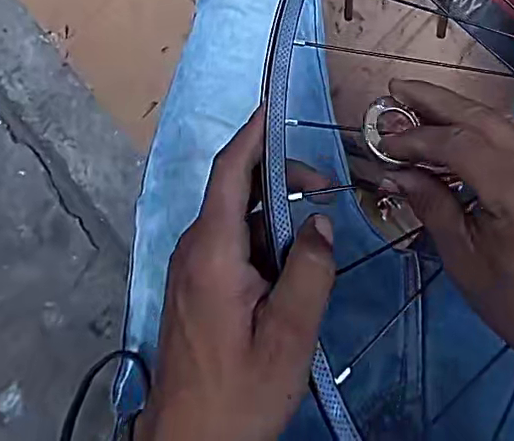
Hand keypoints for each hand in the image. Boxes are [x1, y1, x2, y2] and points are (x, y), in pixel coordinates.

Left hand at [138, 109, 335, 440]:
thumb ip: (309, 273)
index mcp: (213, 248)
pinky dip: (263, 233)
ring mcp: (193, 262)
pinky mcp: (197, 280)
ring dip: (274, 208)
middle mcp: (196, 244)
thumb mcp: (288, 338)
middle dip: (278, 174)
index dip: (251, 133)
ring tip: (315, 218)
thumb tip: (320, 222)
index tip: (273, 106)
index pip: (230, 170)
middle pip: (235, 188)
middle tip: (324, 185)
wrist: (188, 440)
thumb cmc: (237, 392)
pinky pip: (231, 238)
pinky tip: (291, 253)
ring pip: (235, 215)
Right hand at [381, 79, 513, 440]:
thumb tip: (393, 173)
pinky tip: (458, 125)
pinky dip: (482, 123)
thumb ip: (431, 206)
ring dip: (455, 107)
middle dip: (432, 100)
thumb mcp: (466, 263)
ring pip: (500, 119)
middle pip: (479, 117)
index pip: (457, 144)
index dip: (416, 138)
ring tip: (416, 99)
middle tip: (394, 89)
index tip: (383, 142)